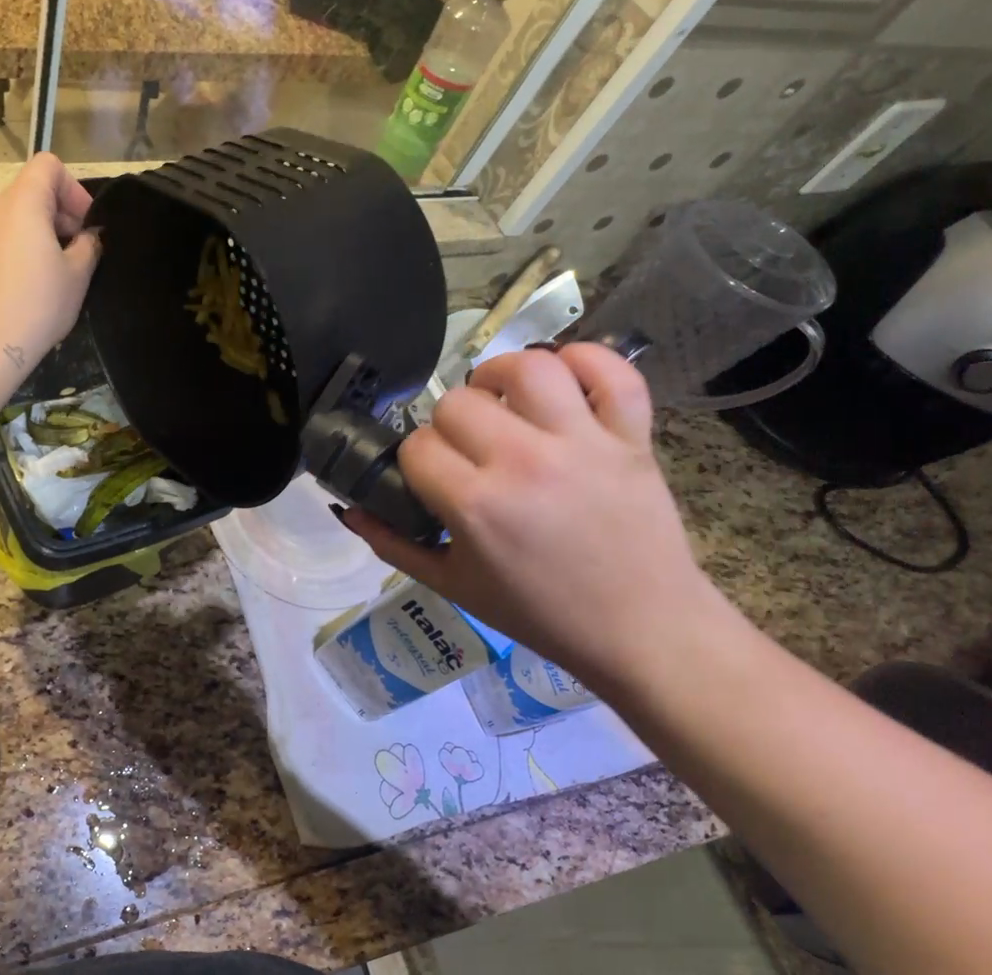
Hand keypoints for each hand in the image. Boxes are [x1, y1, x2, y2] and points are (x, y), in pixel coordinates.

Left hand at [0, 153, 101, 371]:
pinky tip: (35, 282)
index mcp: (22, 203)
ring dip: (43, 231)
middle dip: (61, 212)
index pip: (48, 165)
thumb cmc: (39, 304)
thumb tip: (88, 237)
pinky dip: (24, 246)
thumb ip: (88, 244)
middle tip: (79, 249)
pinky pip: (4, 237)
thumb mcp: (78, 274)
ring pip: (18, 215)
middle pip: (32, 189)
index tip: (85, 224)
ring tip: (60, 268)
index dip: (73, 188)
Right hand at [342, 344, 732, 685]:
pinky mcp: (631, 437)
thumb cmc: (541, 613)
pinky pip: (611, 374)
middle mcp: (524, 462)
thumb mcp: (454, 586)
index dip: (414, 460)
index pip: (418, 446)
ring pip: (527, 369)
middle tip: (465, 450)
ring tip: (498, 397)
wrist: (643, 631)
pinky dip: (585, 361)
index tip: (431, 480)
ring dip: (500, 376)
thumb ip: (395, 544)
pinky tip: (562, 378)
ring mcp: (582, 444)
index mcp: (477, 504)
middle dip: (448, 424)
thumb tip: (349, 509)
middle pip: (458, 403)